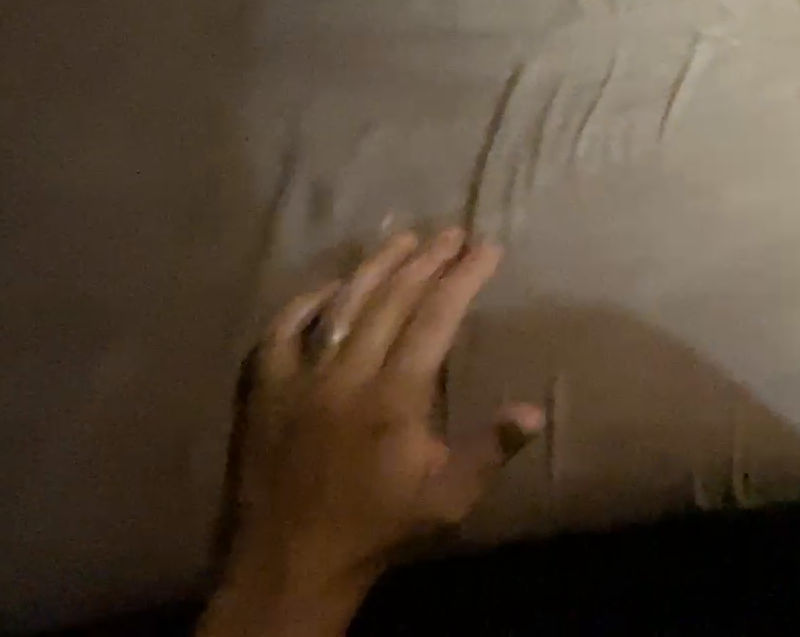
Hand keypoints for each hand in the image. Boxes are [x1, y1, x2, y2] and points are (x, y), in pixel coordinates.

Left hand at [201, 230, 542, 636]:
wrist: (289, 567)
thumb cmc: (382, 524)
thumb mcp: (450, 496)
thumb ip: (492, 449)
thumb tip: (535, 411)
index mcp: (395, 396)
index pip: (436, 317)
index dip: (464, 277)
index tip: (488, 249)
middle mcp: (346, 377)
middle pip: (391, 301)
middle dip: (427, 261)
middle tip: (454, 232)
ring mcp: (298, 382)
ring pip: (340, 306)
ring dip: (376, 267)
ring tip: (405, 238)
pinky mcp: (263, 395)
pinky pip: (279, 334)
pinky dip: (306, 303)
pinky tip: (331, 286)